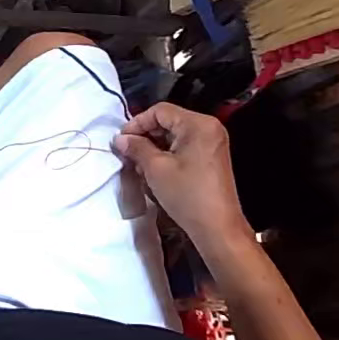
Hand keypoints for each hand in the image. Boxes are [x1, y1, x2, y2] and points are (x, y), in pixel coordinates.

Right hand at [114, 104, 250, 250]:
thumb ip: (136, 148)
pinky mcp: (212, 156)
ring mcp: (213, 142)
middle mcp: (209, 128)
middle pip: (168, 121)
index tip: (121, 140)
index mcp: (198, 124)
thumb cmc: (187, 195)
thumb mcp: (155, 169)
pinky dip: (167, 153)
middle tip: (127, 152)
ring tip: (138, 163)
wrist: (217, 228)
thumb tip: (120, 139)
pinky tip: (153, 168)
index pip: (160, 111)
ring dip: (154, 146)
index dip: (137, 123)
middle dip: (145, 135)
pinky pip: (185, 145)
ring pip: (174, 134)